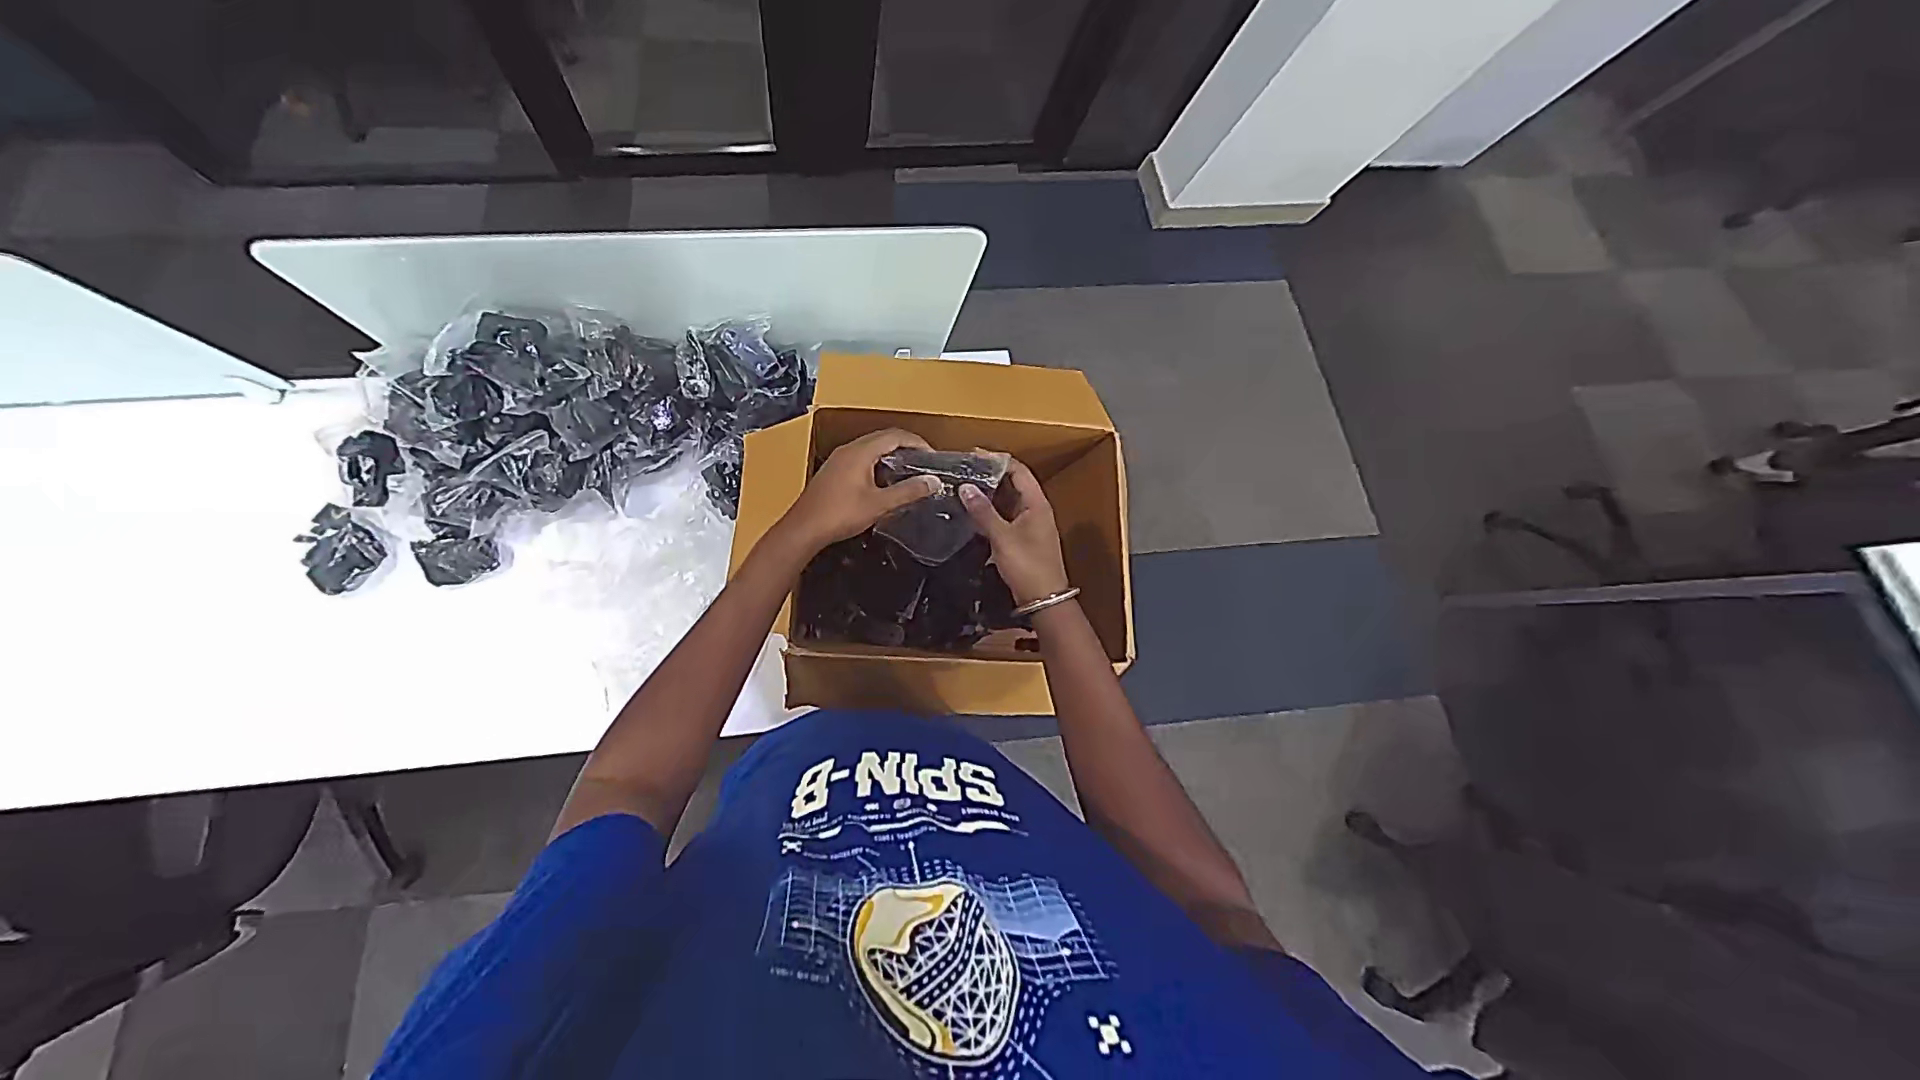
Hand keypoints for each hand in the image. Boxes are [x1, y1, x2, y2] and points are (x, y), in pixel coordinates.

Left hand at [776, 428, 940, 552]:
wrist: (804, 529)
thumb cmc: (840, 514)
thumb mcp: (879, 504)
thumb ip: (908, 491)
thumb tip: (933, 482)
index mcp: (860, 452)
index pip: (894, 435)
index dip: (917, 442)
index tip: (932, 455)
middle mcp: (848, 450)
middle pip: (882, 438)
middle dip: (905, 446)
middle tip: (923, 462)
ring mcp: (838, 459)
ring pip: (870, 448)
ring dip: (890, 454)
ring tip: (908, 470)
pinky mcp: (833, 471)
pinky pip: (860, 457)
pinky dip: (877, 462)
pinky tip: (884, 480)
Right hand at [959, 459, 1069, 605]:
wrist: (1043, 601)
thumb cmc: (1027, 566)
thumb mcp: (1002, 537)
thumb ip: (983, 512)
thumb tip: (965, 486)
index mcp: (1037, 503)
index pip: (1018, 470)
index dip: (997, 459)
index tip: (973, 455)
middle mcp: (1036, 510)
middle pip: (1013, 484)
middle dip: (990, 476)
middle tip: (964, 470)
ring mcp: (1031, 525)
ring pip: (1008, 502)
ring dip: (989, 495)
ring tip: (963, 488)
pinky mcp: (1023, 540)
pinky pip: (1005, 517)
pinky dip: (990, 512)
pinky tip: (972, 513)